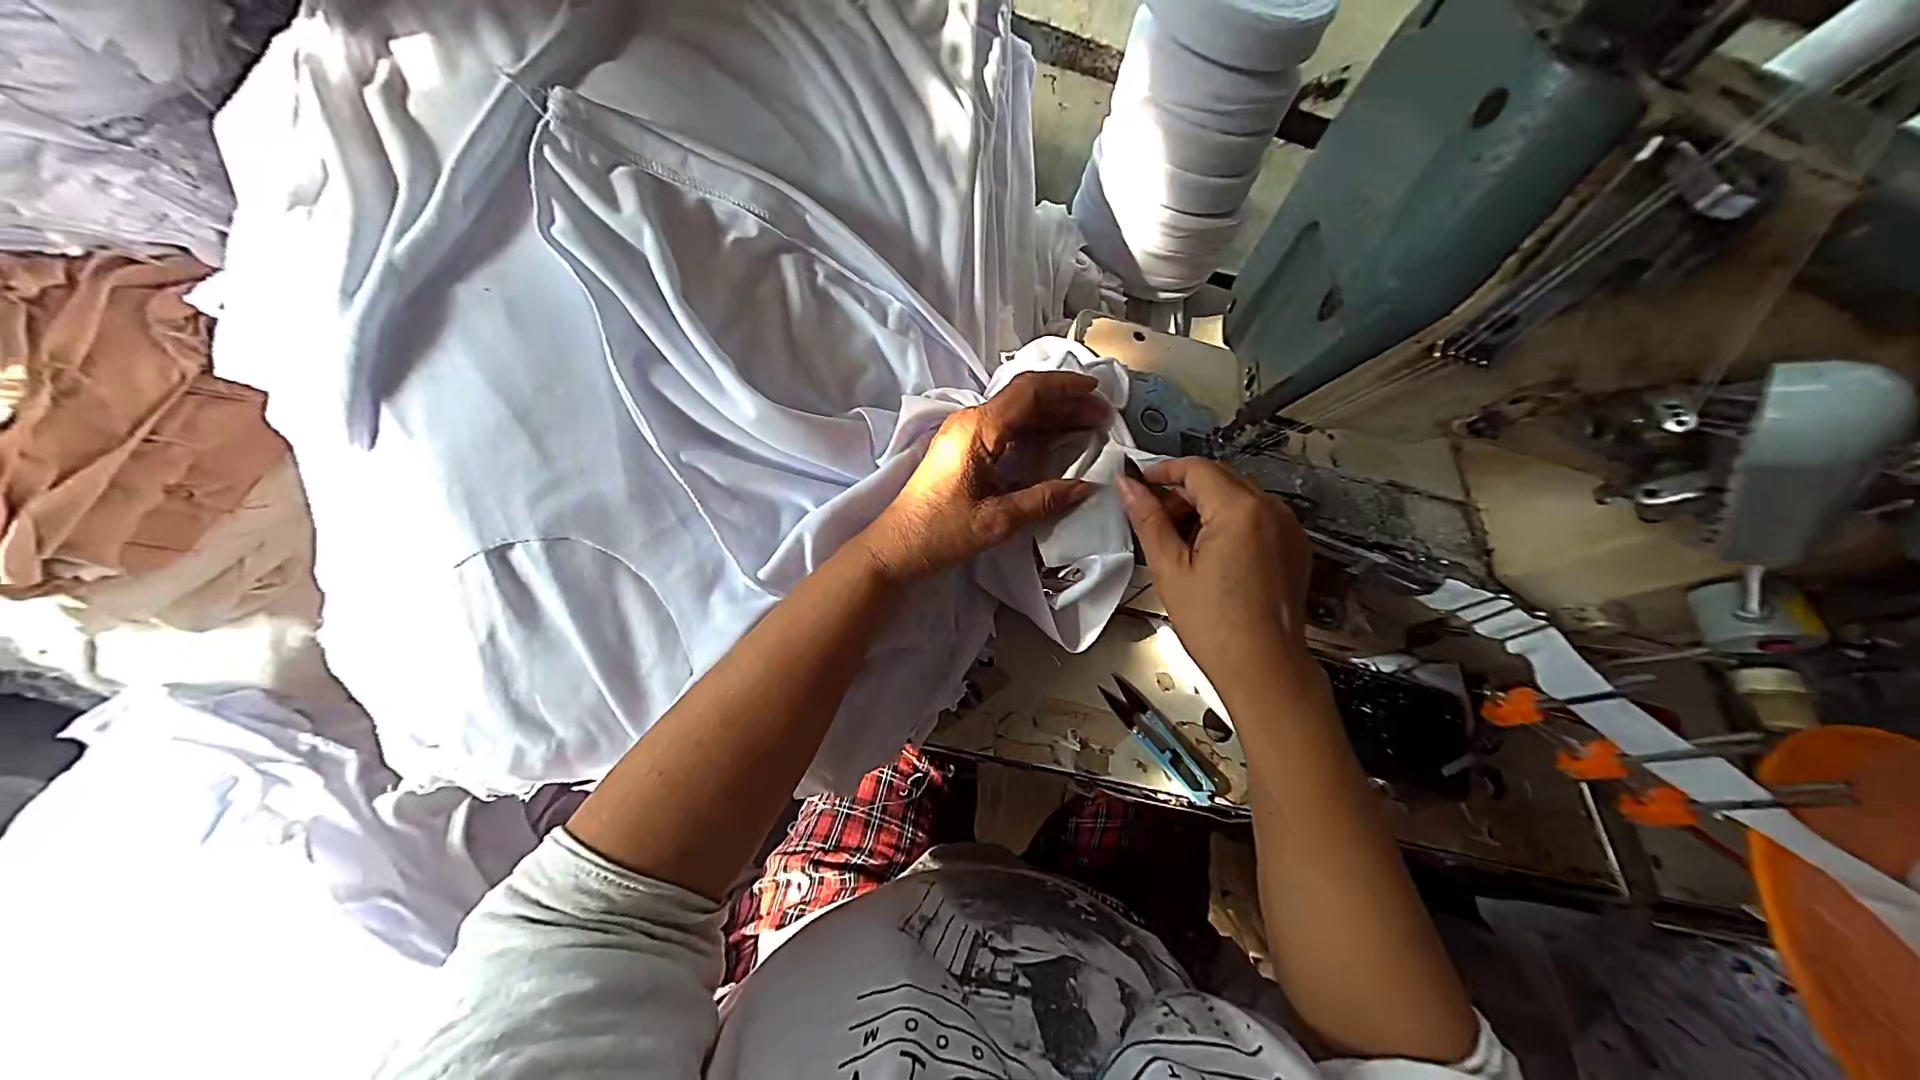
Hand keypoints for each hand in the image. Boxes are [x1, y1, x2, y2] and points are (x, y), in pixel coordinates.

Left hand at [853, 371, 1107, 582]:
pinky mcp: (962, 448)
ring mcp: (963, 433)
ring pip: (1015, 412)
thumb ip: (1043, 500)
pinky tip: (1055, 442)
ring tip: (1086, 426)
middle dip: (1065, 402)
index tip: (1096, 390)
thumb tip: (1085, 488)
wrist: (895, 546)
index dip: (1065, 386)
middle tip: (1101, 414)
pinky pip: (1004, 428)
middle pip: (1024, 397)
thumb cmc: (940, 532)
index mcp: (977, 430)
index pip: (1028, 391)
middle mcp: (969, 422)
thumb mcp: (997, 520)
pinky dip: (1034, 430)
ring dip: (1051, 416)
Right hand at [1118, 457, 1312, 683]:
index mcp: (1240, 511)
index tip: (1140, 483)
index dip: (1162, 471)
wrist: (1263, 668)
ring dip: (1204, 506)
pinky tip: (1206, 553)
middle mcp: (1271, 511)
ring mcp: (1287, 528)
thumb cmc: (1218, 627)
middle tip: (1152, 517)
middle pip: (1218, 478)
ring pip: (1237, 496)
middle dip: (1182, 491)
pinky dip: (1228, 522)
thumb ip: (1147, 519)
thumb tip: (1128, 487)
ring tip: (1178, 542)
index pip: (1196, 468)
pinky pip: (1256, 517)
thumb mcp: (1170, 568)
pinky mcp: (1293, 546)